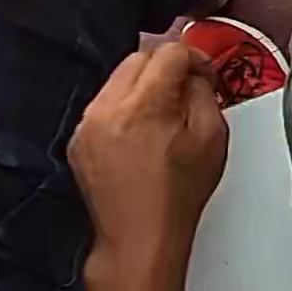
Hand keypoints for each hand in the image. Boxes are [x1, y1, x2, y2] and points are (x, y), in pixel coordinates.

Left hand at [69, 45, 228, 280]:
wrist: (140, 237)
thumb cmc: (178, 193)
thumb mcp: (212, 137)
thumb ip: (204, 95)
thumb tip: (195, 77)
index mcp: (143, 106)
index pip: (169, 53)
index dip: (195, 58)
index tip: (206, 75)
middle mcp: (106, 109)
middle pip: (140, 58)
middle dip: (169, 66)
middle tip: (191, 88)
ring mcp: (87, 125)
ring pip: (120, 78)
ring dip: (147, 84)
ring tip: (169, 111)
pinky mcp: (79, 139)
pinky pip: (106, 104)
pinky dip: (128, 105)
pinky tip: (147, 130)